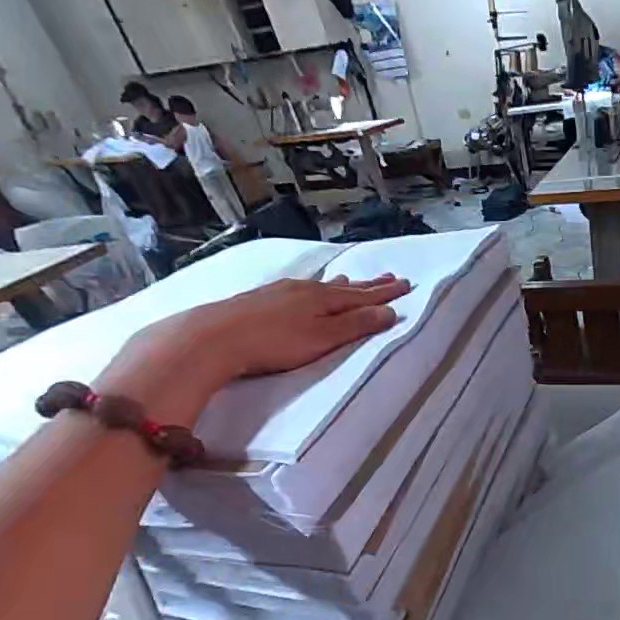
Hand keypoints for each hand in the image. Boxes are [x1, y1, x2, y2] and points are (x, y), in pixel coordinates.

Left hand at [97, 273, 412, 423]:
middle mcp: (306, 290)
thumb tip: (391, 312)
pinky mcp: (260, 299)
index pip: (364, 296)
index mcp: (324, 300)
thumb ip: (356, 325)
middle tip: (390, 276)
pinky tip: (305, 289)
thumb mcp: (322, 338)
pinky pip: (299, 288)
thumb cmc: (274, 342)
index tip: (406, 285)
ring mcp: (281, 292)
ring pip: (320, 285)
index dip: (386, 293)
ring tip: (352, 280)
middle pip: (345, 287)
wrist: (213, 337)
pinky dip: (314, 288)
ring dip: (341, 284)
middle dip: (369, 285)